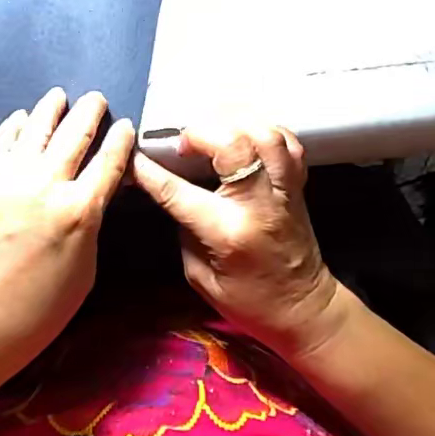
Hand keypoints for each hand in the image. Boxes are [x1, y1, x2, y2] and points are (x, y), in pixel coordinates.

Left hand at [0, 88, 135, 392]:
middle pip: (74, 135)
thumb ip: (90, 224)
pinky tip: (21, 117)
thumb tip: (92, 198)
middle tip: (97, 99)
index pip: (109, 163)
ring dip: (51, 109)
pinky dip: (14, 126)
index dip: (120, 141)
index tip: (125, 125)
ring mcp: (10, 178)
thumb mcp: (84, 270)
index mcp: (80, 210)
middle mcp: (47, 184)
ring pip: (36, 129)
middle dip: (89, 113)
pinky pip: (2, 143)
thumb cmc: (37, 311)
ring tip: (60, 95)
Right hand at [129, 124, 345, 359]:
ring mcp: (284, 190)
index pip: (178, 191)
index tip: (130, 156)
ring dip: (233, 124)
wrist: (304, 310)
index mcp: (228, 232)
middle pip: (234, 144)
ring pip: (266, 135)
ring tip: (212, 133)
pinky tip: (243, 137)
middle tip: (181, 144)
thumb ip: (184, 228)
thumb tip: (171, 192)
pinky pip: (286, 143)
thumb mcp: (198, 274)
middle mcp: (259, 204)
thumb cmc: (248, 302)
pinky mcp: (297, 186)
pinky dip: (263, 131)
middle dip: (199, 133)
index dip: (148, 170)